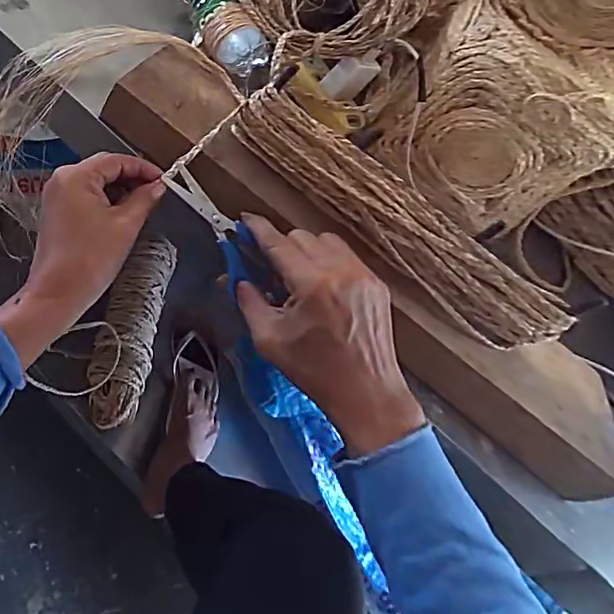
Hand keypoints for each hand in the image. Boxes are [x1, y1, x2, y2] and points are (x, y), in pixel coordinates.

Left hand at [0, 153, 166, 366]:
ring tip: (142, 203)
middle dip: (131, 178)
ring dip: (119, 189)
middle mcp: (62, 181)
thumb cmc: (85, 262)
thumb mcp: (125, 225)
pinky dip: (105, 200)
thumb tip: (156, 188)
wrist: (57, 293)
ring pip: (95, 182)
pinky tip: (121, 212)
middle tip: (155, 190)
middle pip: (104, 168)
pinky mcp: (56, 210)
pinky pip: (85, 195)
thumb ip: (144, 199)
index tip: (161, 178)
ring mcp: (56, 195)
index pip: (116, 160)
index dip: (143, 168)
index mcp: (76, 177)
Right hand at [236, 214, 426, 456]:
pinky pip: (345, 255)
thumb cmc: (315, 371)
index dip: (257, 229)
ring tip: (296, 276)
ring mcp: (362, 275)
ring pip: (324, 240)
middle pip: (300, 236)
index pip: (278, 243)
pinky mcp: (375, 283)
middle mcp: (340, 271)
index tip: (244, 220)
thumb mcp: (269, 339)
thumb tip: (238, 279)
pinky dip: (326, 260)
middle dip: (280, 246)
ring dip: (304, 249)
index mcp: (312, 285)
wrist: (367, 393)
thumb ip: (249, 302)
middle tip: (268, 267)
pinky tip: (319, 284)